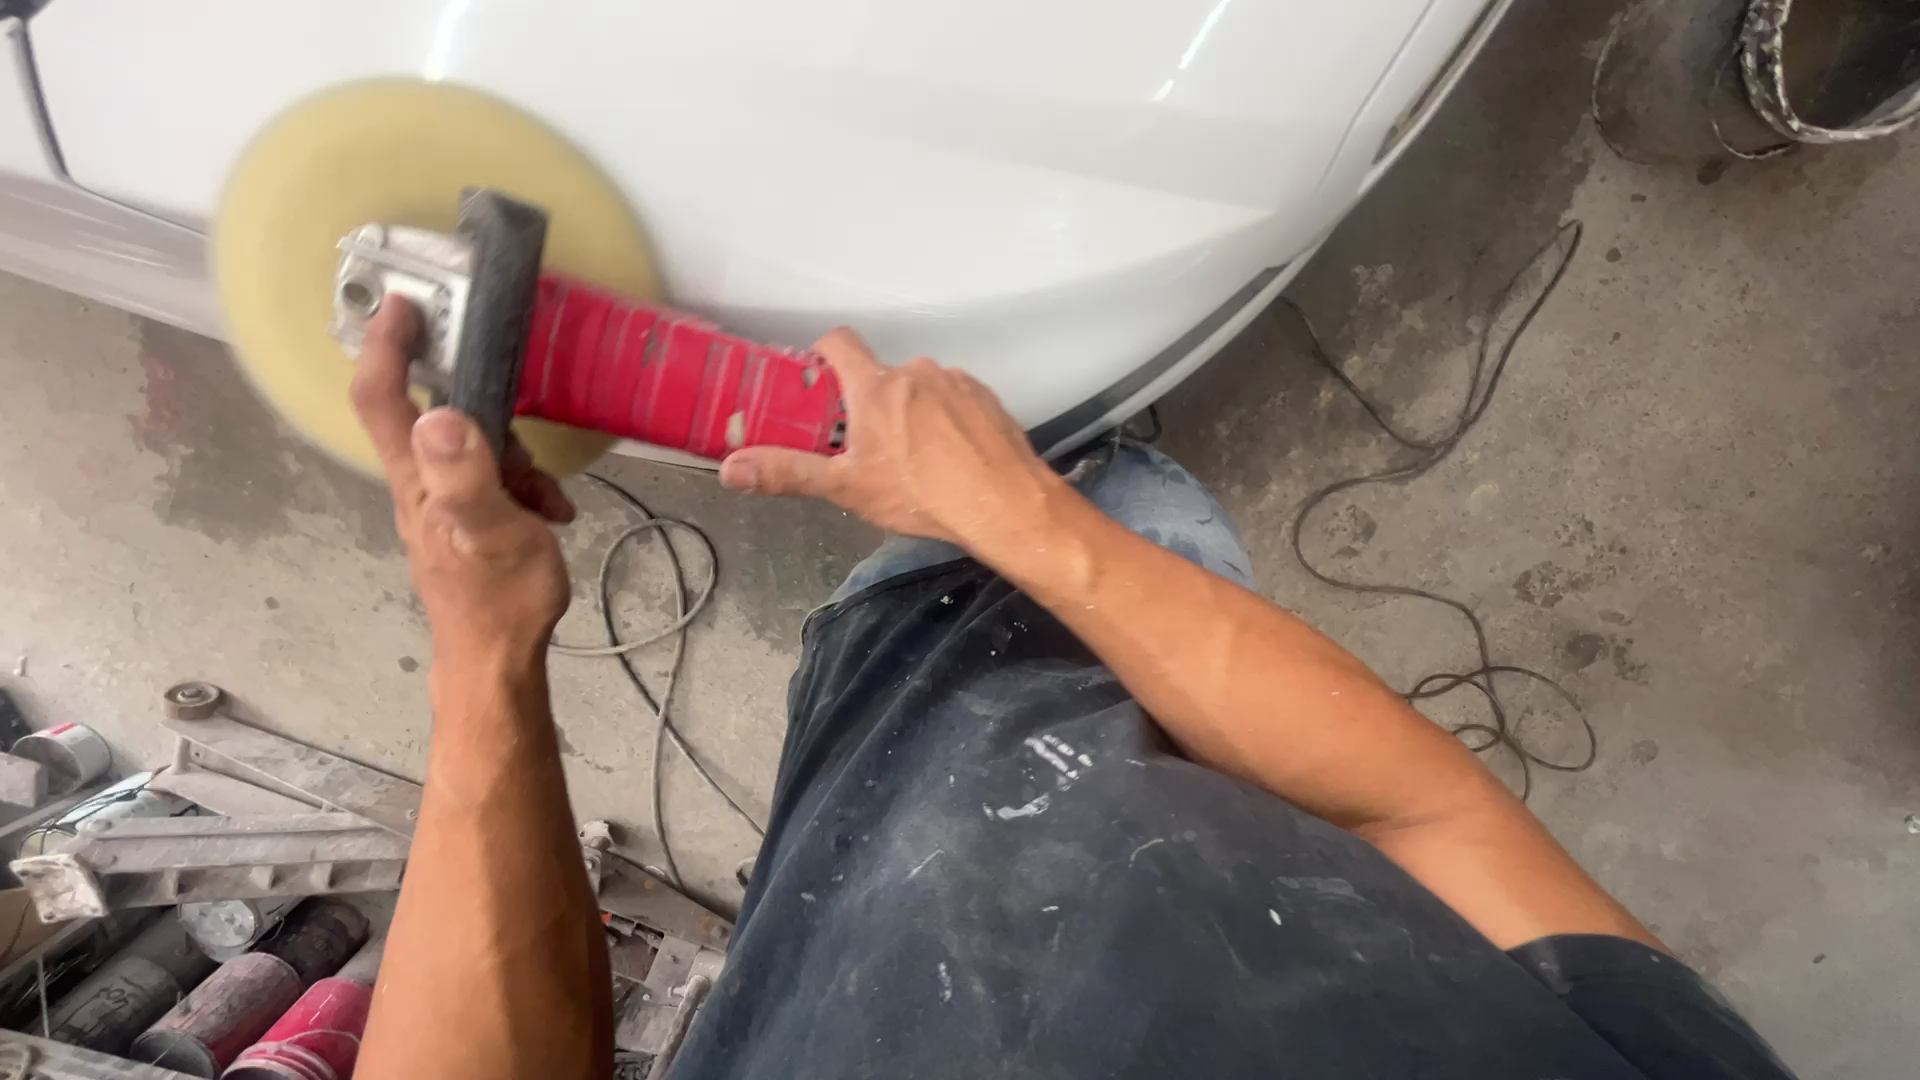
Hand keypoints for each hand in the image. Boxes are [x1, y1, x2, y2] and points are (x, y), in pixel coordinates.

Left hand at [350, 296, 575, 664]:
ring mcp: (443, 504)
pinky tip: (552, 514)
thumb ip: (466, 476)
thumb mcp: (492, 532)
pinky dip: (526, 489)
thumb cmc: (500, 596)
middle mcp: (420, 483)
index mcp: (418, 478)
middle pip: (438, 419)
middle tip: (528, 451)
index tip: (404, 304)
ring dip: (519, 463)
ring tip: (551, 499)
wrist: (498, 654)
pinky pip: (494, 483)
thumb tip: (441, 413)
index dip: (386, 346)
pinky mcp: (466, 522)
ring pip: (476, 452)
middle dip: (487, 418)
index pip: (384, 397)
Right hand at [718, 329, 1060, 547]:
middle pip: (881, 376)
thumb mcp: (848, 487)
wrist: (1002, 504)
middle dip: (871, 404)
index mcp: (875, 387)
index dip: (822, 354)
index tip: (818, 380)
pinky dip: (948, 419)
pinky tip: (954, 456)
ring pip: (921, 389)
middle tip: (872, 448)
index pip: (838, 342)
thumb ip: (788, 473)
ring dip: (913, 413)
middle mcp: (915, 372)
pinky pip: (955, 399)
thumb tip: (730, 469)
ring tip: (919, 460)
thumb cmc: (921, 495)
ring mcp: (956, 381)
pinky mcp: (986, 398)